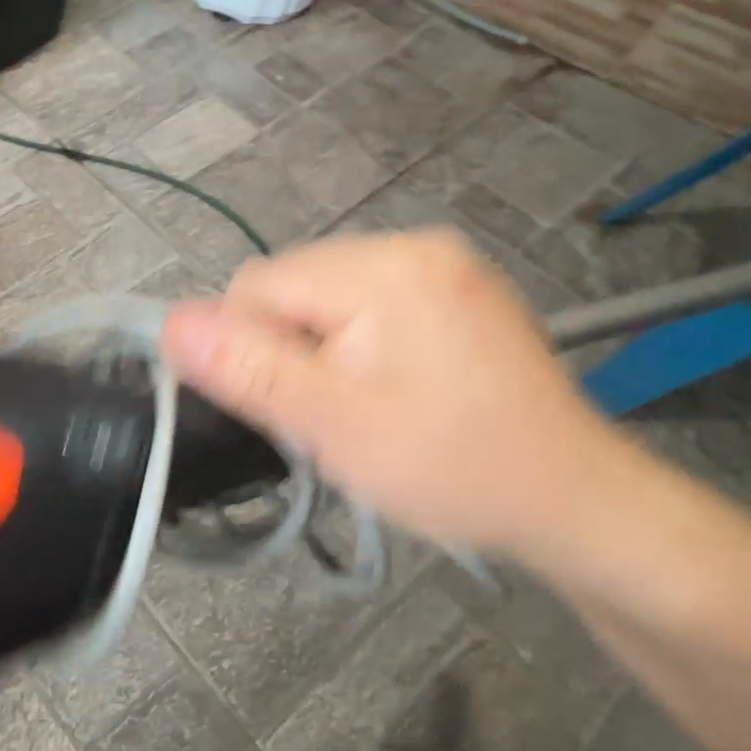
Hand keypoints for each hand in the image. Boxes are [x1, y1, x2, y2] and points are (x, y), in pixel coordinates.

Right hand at [161, 229, 635, 552]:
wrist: (580, 505)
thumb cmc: (454, 468)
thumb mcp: (336, 426)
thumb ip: (249, 369)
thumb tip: (169, 323)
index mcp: (384, 268)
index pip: (257, 286)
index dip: (252, 350)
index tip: (291, 408)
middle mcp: (413, 245)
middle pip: (290, 286)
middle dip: (289, 349)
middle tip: (331, 415)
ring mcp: (441, 264)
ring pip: (322, 297)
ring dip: (318, 348)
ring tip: (363, 406)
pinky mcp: (455, 289)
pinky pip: (364, 303)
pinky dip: (354, 344)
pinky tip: (391, 388)